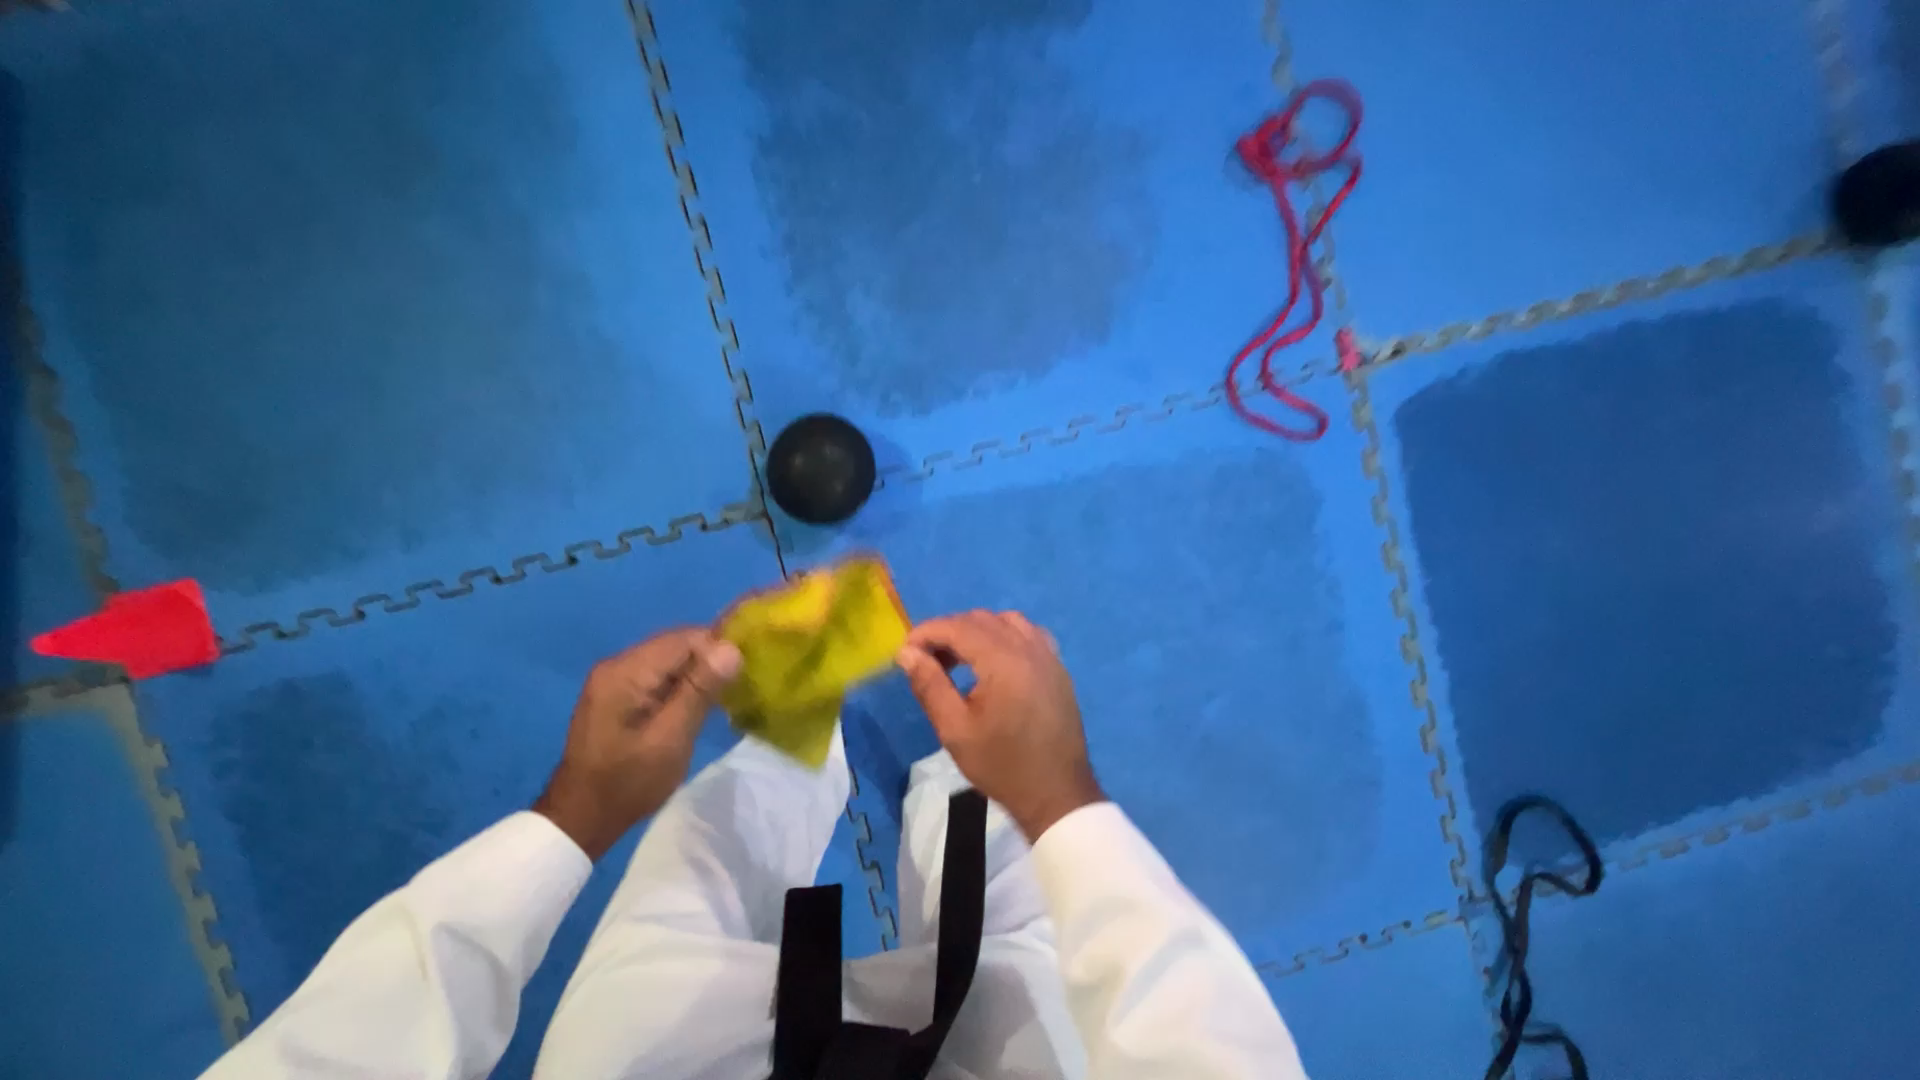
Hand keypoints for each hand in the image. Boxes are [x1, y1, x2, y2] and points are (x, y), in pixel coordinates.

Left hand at [535, 628, 741, 859]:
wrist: (581, 818)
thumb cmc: (628, 782)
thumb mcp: (670, 738)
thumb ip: (699, 691)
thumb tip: (731, 649)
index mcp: (626, 671)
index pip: (684, 638)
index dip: (719, 650)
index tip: (744, 675)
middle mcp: (617, 665)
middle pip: (676, 645)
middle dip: (709, 661)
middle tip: (736, 689)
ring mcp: (614, 679)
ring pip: (669, 660)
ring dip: (697, 674)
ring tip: (721, 699)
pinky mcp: (617, 695)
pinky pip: (658, 676)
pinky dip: (681, 685)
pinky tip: (696, 706)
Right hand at [896, 610, 1103, 841]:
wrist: (1057, 794)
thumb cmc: (1001, 765)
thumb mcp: (955, 730)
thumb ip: (929, 685)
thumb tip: (907, 653)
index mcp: (1003, 661)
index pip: (958, 627)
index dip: (926, 632)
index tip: (905, 652)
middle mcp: (1029, 648)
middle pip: (981, 619)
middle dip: (949, 631)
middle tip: (927, 660)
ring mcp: (1048, 656)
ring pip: (1007, 621)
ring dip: (977, 631)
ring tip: (958, 660)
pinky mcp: (1058, 668)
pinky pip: (1028, 634)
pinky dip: (1005, 636)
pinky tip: (993, 662)